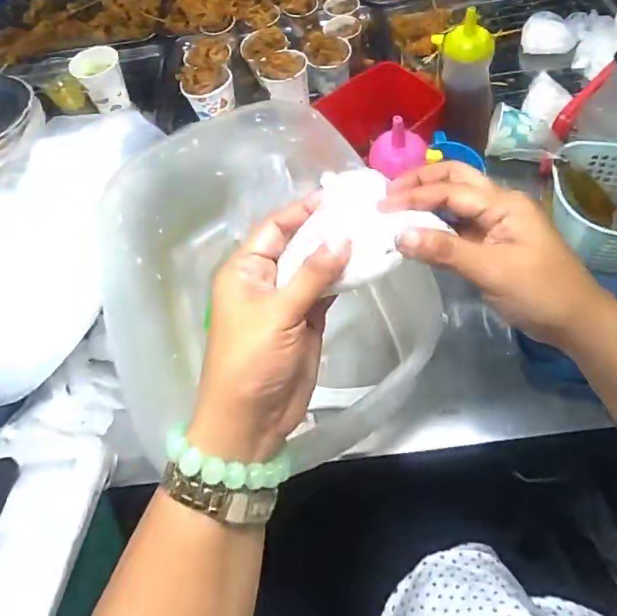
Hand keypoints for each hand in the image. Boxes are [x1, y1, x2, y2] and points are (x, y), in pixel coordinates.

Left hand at [190, 195, 350, 462]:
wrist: (250, 421)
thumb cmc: (251, 361)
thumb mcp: (278, 313)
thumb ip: (312, 274)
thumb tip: (343, 237)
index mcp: (245, 270)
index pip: (274, 227)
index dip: (301, 210)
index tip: (335, 195)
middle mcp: (266, 278)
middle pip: (298, 242)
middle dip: (326, 227)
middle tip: (362, 208)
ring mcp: (289, 298)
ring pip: (316, 264)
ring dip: (339, 250)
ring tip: (371, 228)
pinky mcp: (308, 318)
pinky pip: (328, 288)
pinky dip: (345, 275)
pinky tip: (367, 260)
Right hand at [384, 162, 606, 346]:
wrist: (576, 319)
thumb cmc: (539, 292)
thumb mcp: (491, 271)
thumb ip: (445, 250)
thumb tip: (400, 235)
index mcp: (504, 203)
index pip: (451, 190)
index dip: (415, 195)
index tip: (382, 206)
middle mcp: (500, 204)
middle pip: (456, 179)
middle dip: (421, 181)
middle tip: (387, 192)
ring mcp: (498, 222)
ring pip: (458, 199)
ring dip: (428, 198)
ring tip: (396, 205)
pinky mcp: (494, 242)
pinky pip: (461, 223)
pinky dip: (438, 222)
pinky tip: (418, 229)